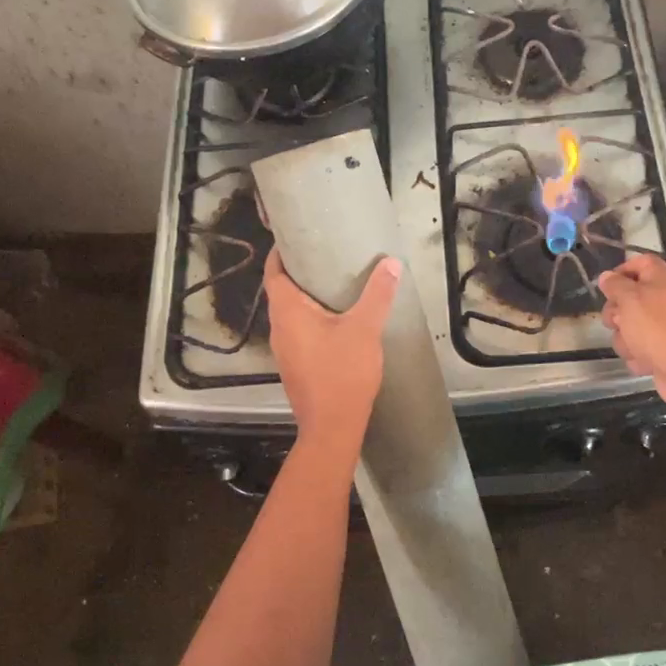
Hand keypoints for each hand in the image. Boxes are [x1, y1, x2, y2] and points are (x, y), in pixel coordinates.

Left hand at [264, 249, 402, 457]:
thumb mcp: (364, 329)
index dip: (281, 253)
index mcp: (287, 312)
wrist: (332, 427)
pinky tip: (336, 321)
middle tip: (325, 255)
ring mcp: (284, 351)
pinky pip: (299, 333)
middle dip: (300, 273)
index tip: (297, 237)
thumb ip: (377, 294)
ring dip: (307, 299)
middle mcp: (278, 329)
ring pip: (291, 315)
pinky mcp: (295, 367)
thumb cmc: (342, 373)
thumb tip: (391, 263)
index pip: (274, 272)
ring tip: (334, 284)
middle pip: (282, 292)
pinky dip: (312, 319)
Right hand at [597, 254, 665, 408]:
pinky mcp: (663, 350)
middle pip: (629, 298)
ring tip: (634, 347)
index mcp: (662, 280)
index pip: (641, 262)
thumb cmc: (656, 328)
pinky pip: (639, 348)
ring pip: (629, 327)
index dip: (622, 270)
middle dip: (616, 313)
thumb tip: (607, 276)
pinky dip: (638, 356)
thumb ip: (615, 285)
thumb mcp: (629, 300)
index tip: (607, 286)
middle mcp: (665, 300)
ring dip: (625, 339)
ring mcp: (665, 327)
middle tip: (615, 321)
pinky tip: (644, 362)